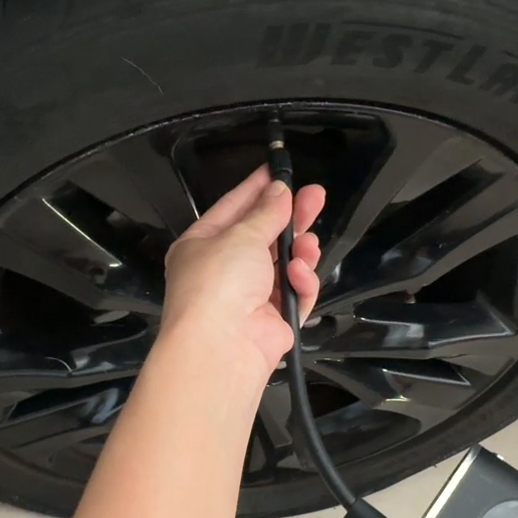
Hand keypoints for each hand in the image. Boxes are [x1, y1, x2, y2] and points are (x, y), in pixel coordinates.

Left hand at [159, 166, 325, 375]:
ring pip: (284, 264)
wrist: (221, 348)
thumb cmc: (216, 287)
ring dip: (298, 251)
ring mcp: (248, 297)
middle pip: (264, 235)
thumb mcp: (241, 235)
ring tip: (306, 243)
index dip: (257, 189)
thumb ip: (266, 212)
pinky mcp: (273, 320)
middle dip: (291, 216)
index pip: (232, 208)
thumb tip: (279, 192)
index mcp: (201, 245)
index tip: (278, 170)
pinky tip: (300, 275)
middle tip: (316, 197)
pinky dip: (301, 282)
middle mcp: (223, 270)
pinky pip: (295, 293)